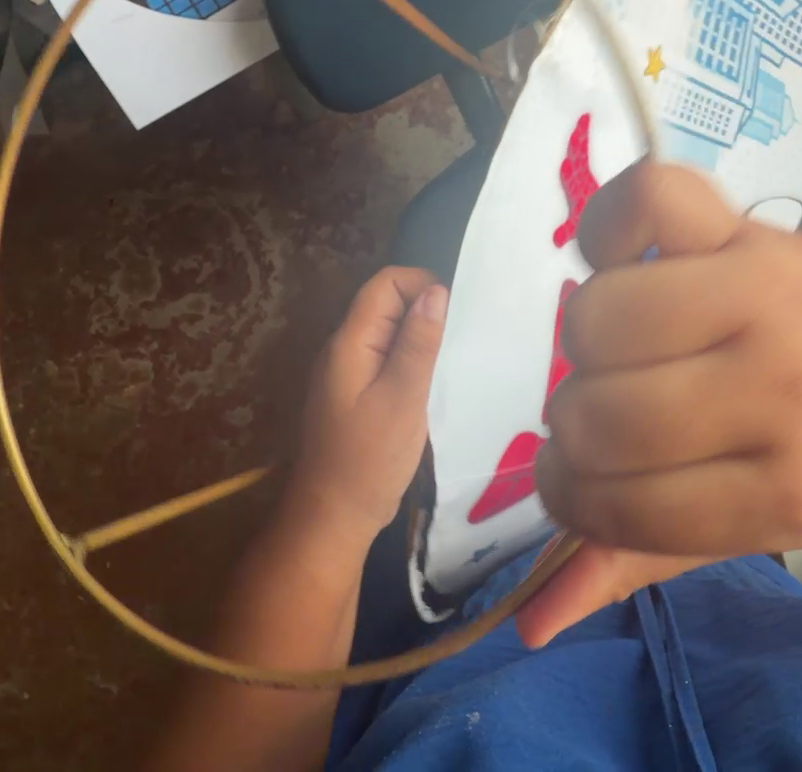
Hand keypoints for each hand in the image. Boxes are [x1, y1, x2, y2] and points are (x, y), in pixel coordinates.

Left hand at [290, 267, 448, 538]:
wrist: (334, 517)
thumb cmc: (368, 459)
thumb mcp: (402, 398)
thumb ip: (418, 344)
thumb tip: (436, 290)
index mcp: (351, 342)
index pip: (385, 284)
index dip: (422, 284)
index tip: (457, 311)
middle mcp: (347, 349)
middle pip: (388, 304)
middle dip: (427, 310)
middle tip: (466, 335)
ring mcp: (352, 373)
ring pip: (392, 333)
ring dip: (424, 338)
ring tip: (459, 356)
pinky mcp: (361, 394)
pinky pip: (390, 360)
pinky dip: (415, 361)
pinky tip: (440, 380)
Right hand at [528, 163, 801, 633]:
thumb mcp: (751, 531)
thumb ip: (637, 565)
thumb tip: (528, 623)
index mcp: (785, 491)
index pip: (615, 502)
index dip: (571, 496)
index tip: (578, 481)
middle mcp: (781, 391)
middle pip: (594, 409)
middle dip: (576, 424)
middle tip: (610, 415)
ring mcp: (767, 296)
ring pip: (594, 315)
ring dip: (586, 343)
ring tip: (623, 349)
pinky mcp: (756, 232)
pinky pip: (646, 201)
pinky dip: (610, 227)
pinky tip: (630, 262)